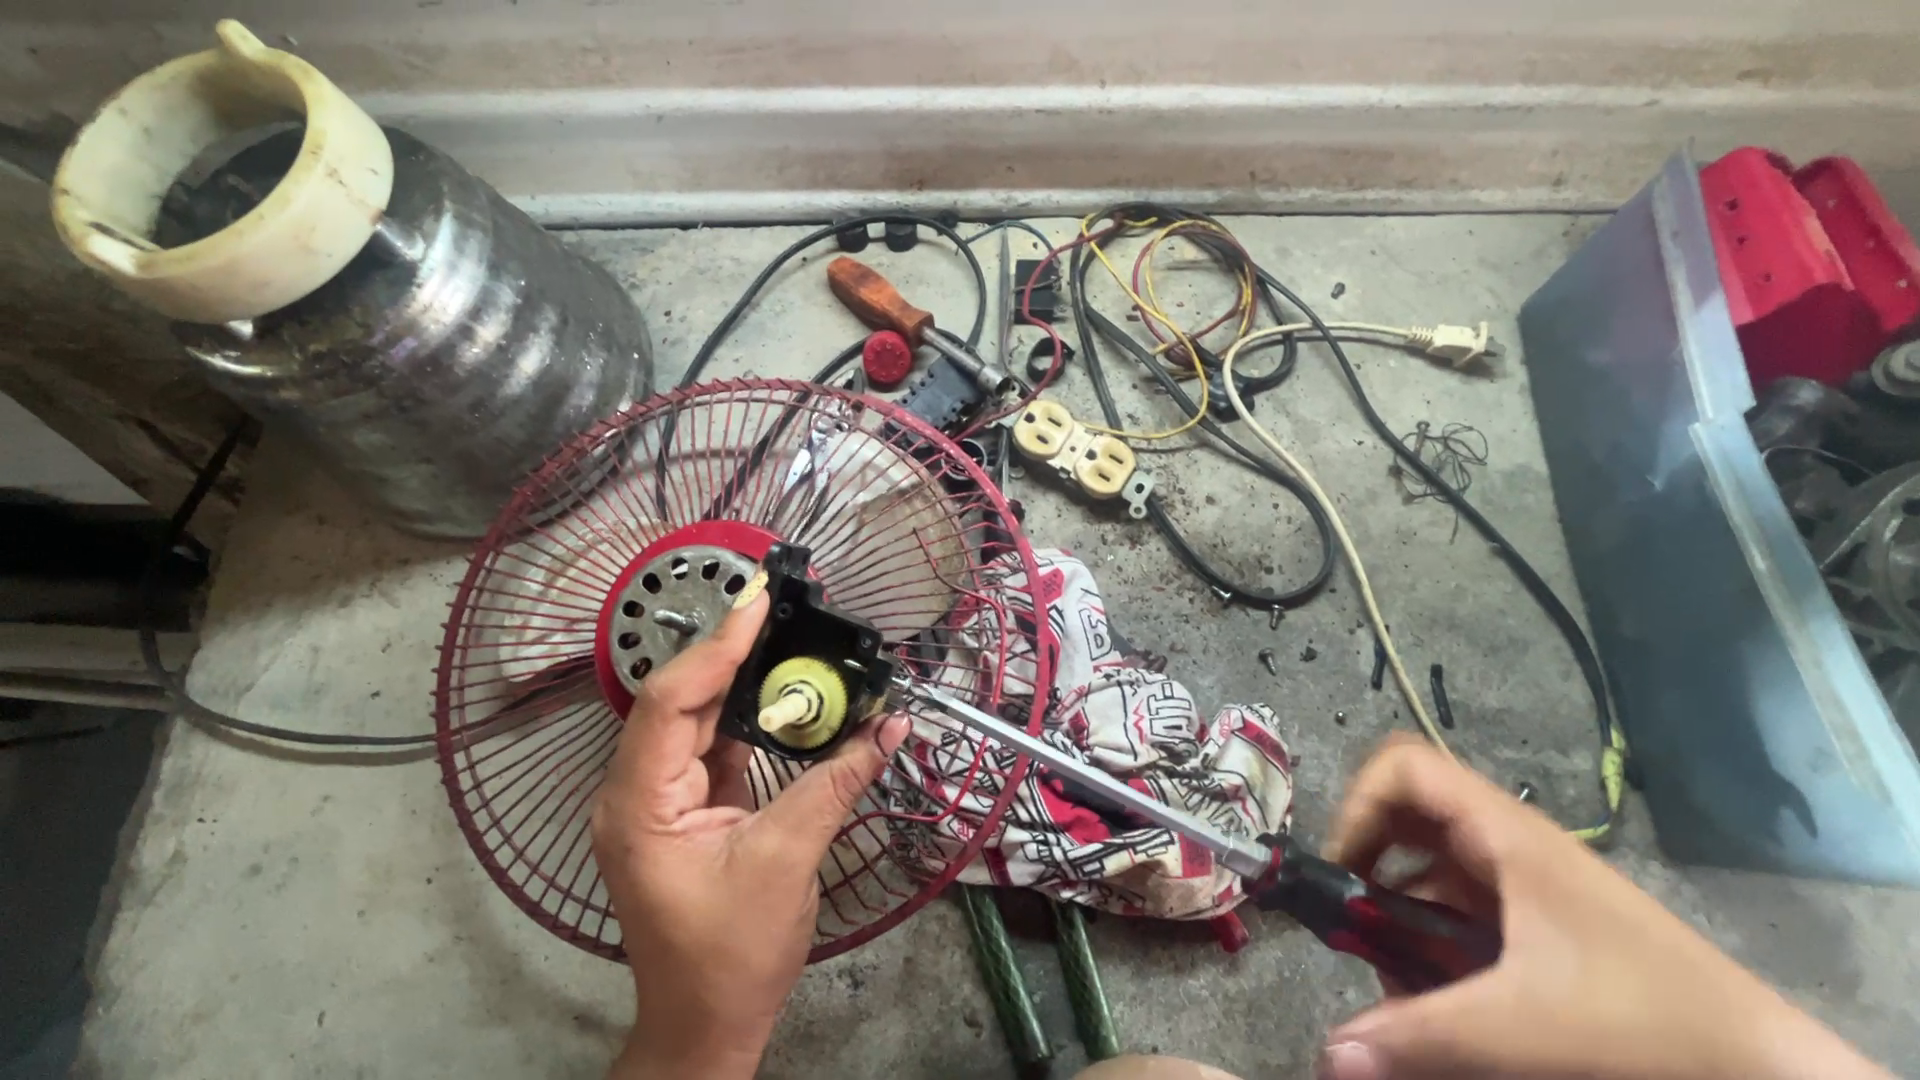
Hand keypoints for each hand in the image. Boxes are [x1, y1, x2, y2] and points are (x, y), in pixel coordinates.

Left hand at [590, 586, 910, 1079]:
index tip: (761, 604)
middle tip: (781, 607)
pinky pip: (713, 746)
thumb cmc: (734, 954)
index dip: (716, 648)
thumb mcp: (789, 859)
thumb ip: (836, 781)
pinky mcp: (684, 807)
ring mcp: (658, 799)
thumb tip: (889, 726)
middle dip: (731, 653)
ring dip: (742, 680)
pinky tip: (783, 692)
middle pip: (680, 701)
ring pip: (697, 719)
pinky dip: (749, 717)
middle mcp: (636, 791)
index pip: (670, 702)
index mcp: (639, 804)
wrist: (706, 1024)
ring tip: (787, 635)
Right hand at [1316, 736, 1888, 1079]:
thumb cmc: (1650, 1026)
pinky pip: (1455, 910)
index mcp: (1503, 833)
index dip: (1359, 805)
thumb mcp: (1524, 1030)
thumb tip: (1327, 1056)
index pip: (1403, 768)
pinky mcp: (1534, 920)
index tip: (1345, 874)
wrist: (1770, 1074)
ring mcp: (1522, 881)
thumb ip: (1418, 1036)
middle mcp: (1505, 842)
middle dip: (1367, 868)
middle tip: (1353, 929)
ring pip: (1426, 869)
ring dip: (1396, 916)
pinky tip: (1438, 1002)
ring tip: (1395, 982)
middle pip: (1404, 816)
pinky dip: (1429, 944)